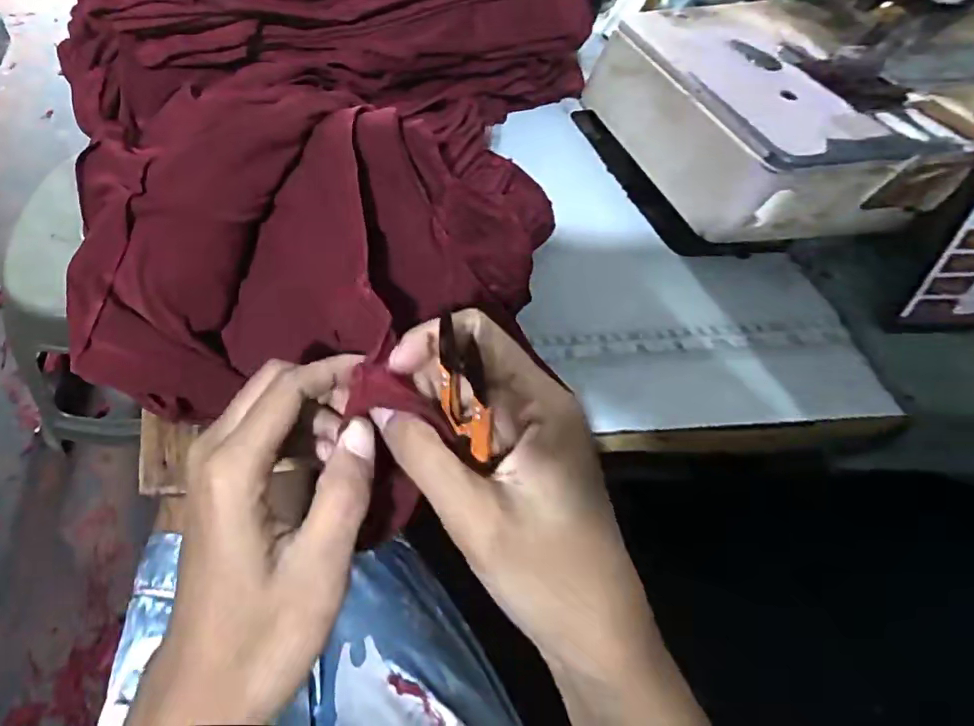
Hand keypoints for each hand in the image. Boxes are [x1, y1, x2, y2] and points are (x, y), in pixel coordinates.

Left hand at [129, 355, 375, 725]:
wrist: (206, 677)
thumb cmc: (263, 631)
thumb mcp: (319, 569)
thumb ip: (344, 491)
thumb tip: (364, 425)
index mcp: (231, 462)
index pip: (284, 386)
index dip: (331, 371)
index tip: (376, 373)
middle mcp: (210, 445)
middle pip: (268, 383)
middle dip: (320, 386)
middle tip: (368, 414)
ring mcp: (206, 459)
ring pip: (261, 403)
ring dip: (307, 411)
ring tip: (353, 447)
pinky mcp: (212, 476)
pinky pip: (255, 430)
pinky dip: (291, 431)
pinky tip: (325, 461)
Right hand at [373, 310, 705, 724]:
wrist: (600, 642)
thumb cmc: (545, 575)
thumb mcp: (472, 515)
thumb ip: (419, 452)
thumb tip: (374, 403)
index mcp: (539, 402)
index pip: (474, 331)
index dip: (425, 339)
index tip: (389, 374)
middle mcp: (536, 400)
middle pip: (464, 354)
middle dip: (415, 371)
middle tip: (374, 404)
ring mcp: (528, 425)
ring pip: (462, 385)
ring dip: (420, 397)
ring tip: (381, 420)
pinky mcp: (518, 449)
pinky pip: (468, 416)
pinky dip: (434, 421)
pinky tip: (406, 440)